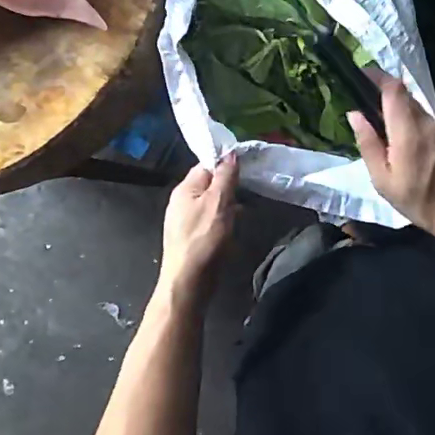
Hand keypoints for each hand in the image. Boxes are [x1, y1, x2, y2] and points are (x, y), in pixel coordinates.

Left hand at [159, 154, 239, 302]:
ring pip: (213, 202)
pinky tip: (236, 225)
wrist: (188, 281)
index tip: (249, 165)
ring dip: (230, 203)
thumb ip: (225, 176)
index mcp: (185, 188)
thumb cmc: (203, 239)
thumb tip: (230, 153)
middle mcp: (182, 201)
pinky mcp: (193, 236)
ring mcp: (186, 219)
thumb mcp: (218, 202)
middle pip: (210, 183)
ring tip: (247, 207)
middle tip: (251, 187)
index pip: (206, 164)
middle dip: (231, 185)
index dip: (226, 163)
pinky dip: (225, 218)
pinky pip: (212, 218)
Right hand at [349, 75, 434, 235]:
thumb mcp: (383, 179)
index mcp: (408, 131)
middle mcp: (428, 122)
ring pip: (416, 110)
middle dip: (386, 98)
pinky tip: (409, 147)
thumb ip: (368, 143)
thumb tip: (355, 114)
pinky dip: (414, 126)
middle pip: (405, 96)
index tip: (362, 75)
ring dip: (400, 115)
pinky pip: (427, 122)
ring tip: (387, 135)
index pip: (394, 89)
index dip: (377, 77)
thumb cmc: (418, 200)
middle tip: (369, 111)